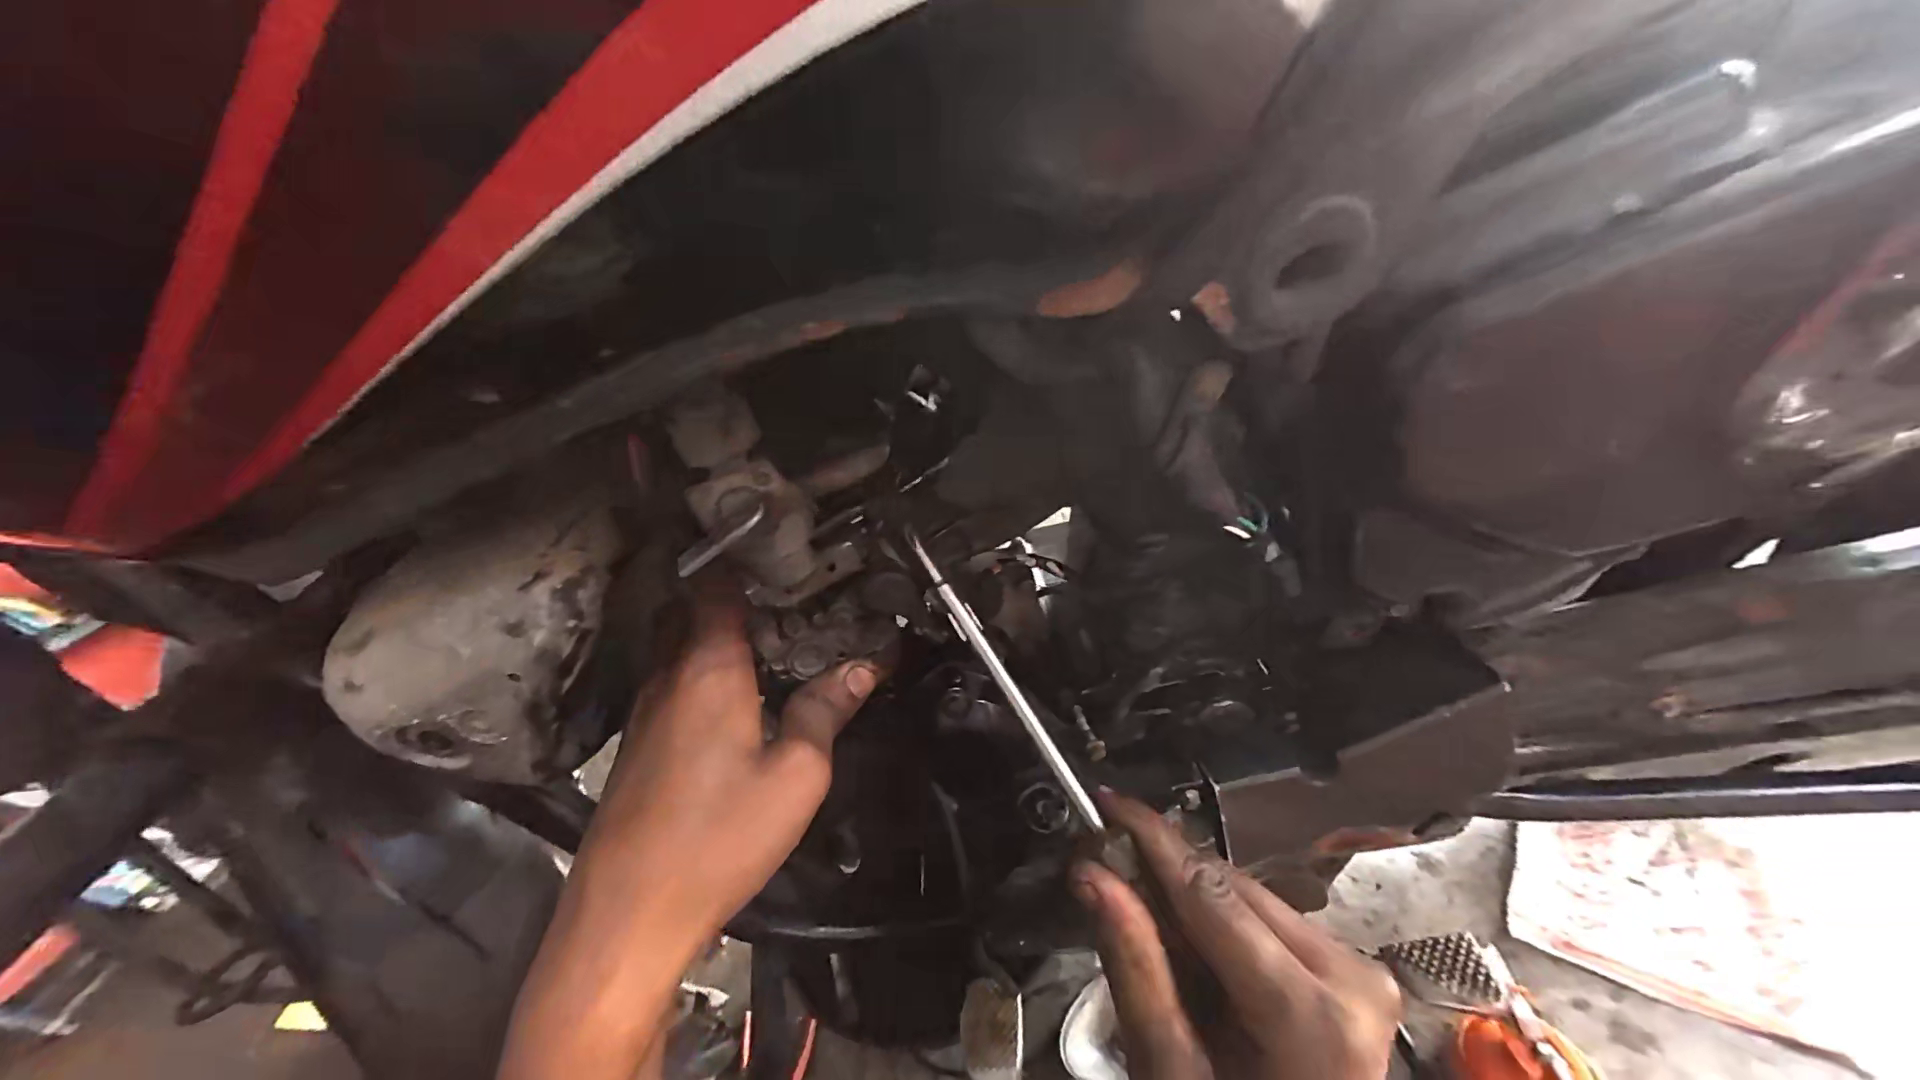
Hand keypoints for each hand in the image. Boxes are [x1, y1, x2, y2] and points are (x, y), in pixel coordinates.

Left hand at [584, 571, 883, 940]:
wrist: (629, 915)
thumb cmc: (719, 838)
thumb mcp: (797, 774)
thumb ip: (826, 711)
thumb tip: (861, 668)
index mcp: (709, 670)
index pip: (716, 588)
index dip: (745, 563)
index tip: (782, 558)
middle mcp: (668, 677)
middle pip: (690, 610)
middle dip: (731, 596)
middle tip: (782, 600)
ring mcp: (645, 710)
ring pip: (677, 646)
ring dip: (714, 634)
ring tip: (768, 641)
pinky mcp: (637, 743)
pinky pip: (672, 681)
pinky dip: (701, 670)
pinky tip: (735, 697)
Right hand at [1071, 793, 1402, 1079]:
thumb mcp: (1171, 1070)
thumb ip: (1134, 965)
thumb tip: (1092, 874)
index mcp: (1310, 1015)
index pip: (1209, 891)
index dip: (1151, 837)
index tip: (1108, 801)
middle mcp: (1350, 974)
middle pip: (1229, 887)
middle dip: (1162, 867)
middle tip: (1104, 861)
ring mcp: (1360, 970)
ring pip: (1247, 893)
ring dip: (1188, 891)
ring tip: (1140, 905)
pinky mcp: (1355, 969)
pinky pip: (1268, 916)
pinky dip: (1219, 915)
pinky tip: (1188, 937)